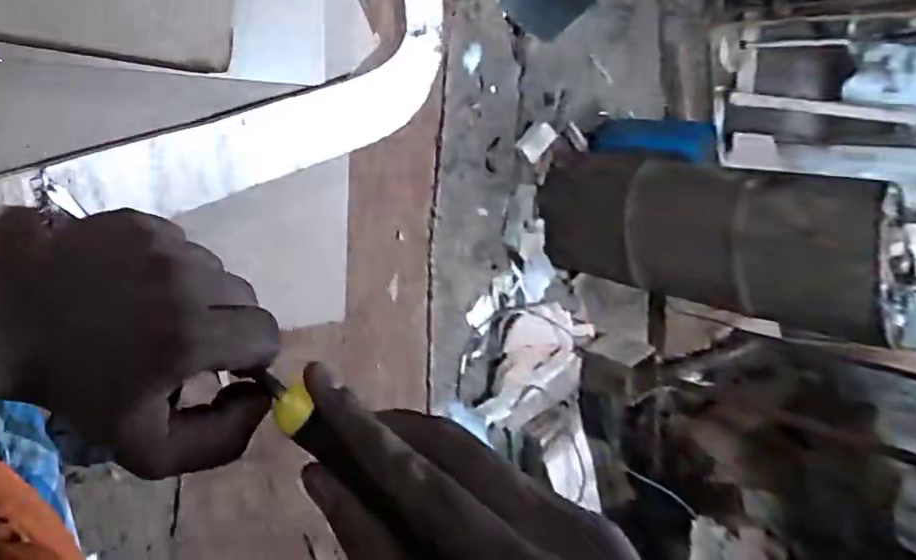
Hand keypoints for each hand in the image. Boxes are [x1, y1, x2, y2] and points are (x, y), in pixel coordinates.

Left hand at [0, 209, 279, 478]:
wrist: (12, 318)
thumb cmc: (77, 384)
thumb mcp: (148, 446)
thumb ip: (222, 438)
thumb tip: (260, 399)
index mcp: (192, 333)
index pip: (265, 333)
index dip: (248, 357)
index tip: (217, 367)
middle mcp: (183, 276)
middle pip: (242, 295)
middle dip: (225, 323)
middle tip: (183, 340)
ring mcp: (156, 240)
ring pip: (209, 264)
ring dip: (196, 290)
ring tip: (152, 309)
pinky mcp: (132, 218)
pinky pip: (176, 239)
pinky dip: (167, 261)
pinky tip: (131, 280)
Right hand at [299, 363, 640, 559]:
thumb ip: (374, 550)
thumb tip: (316, 473)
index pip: (424, 482)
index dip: (360, 427)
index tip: (314, 373)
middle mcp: (568, 540)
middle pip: (453, 450)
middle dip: (386, 426)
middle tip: (337, 422)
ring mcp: (595, 532)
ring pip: (480, 455)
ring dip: (420, 446)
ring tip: (381, 458)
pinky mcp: (601, 528)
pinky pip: (509, 477)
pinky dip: (460, 473)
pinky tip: (437, 493)